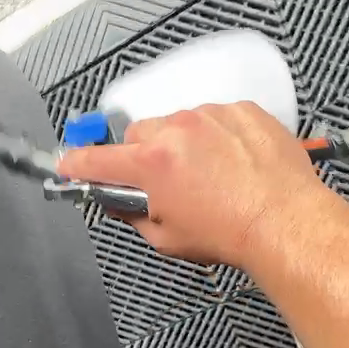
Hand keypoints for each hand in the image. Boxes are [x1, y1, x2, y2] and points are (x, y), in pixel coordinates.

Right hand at [56, 102, 348, 270]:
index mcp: (153, 164)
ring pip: (176, 124)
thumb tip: (118, 203)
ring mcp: (212, 115)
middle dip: (140, 156)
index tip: (66, 165)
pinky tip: (227, 166)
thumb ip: (132, 215)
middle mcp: (179, 131)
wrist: (282, 220)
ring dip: (179, 146)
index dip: (76, 166)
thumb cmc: (229, 232)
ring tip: (203, 178)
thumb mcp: (165, 237)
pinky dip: (213, 138)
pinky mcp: (241, 110)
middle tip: (157, 184)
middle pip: (137, 134)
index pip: (97, 161)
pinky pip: (213, 118)